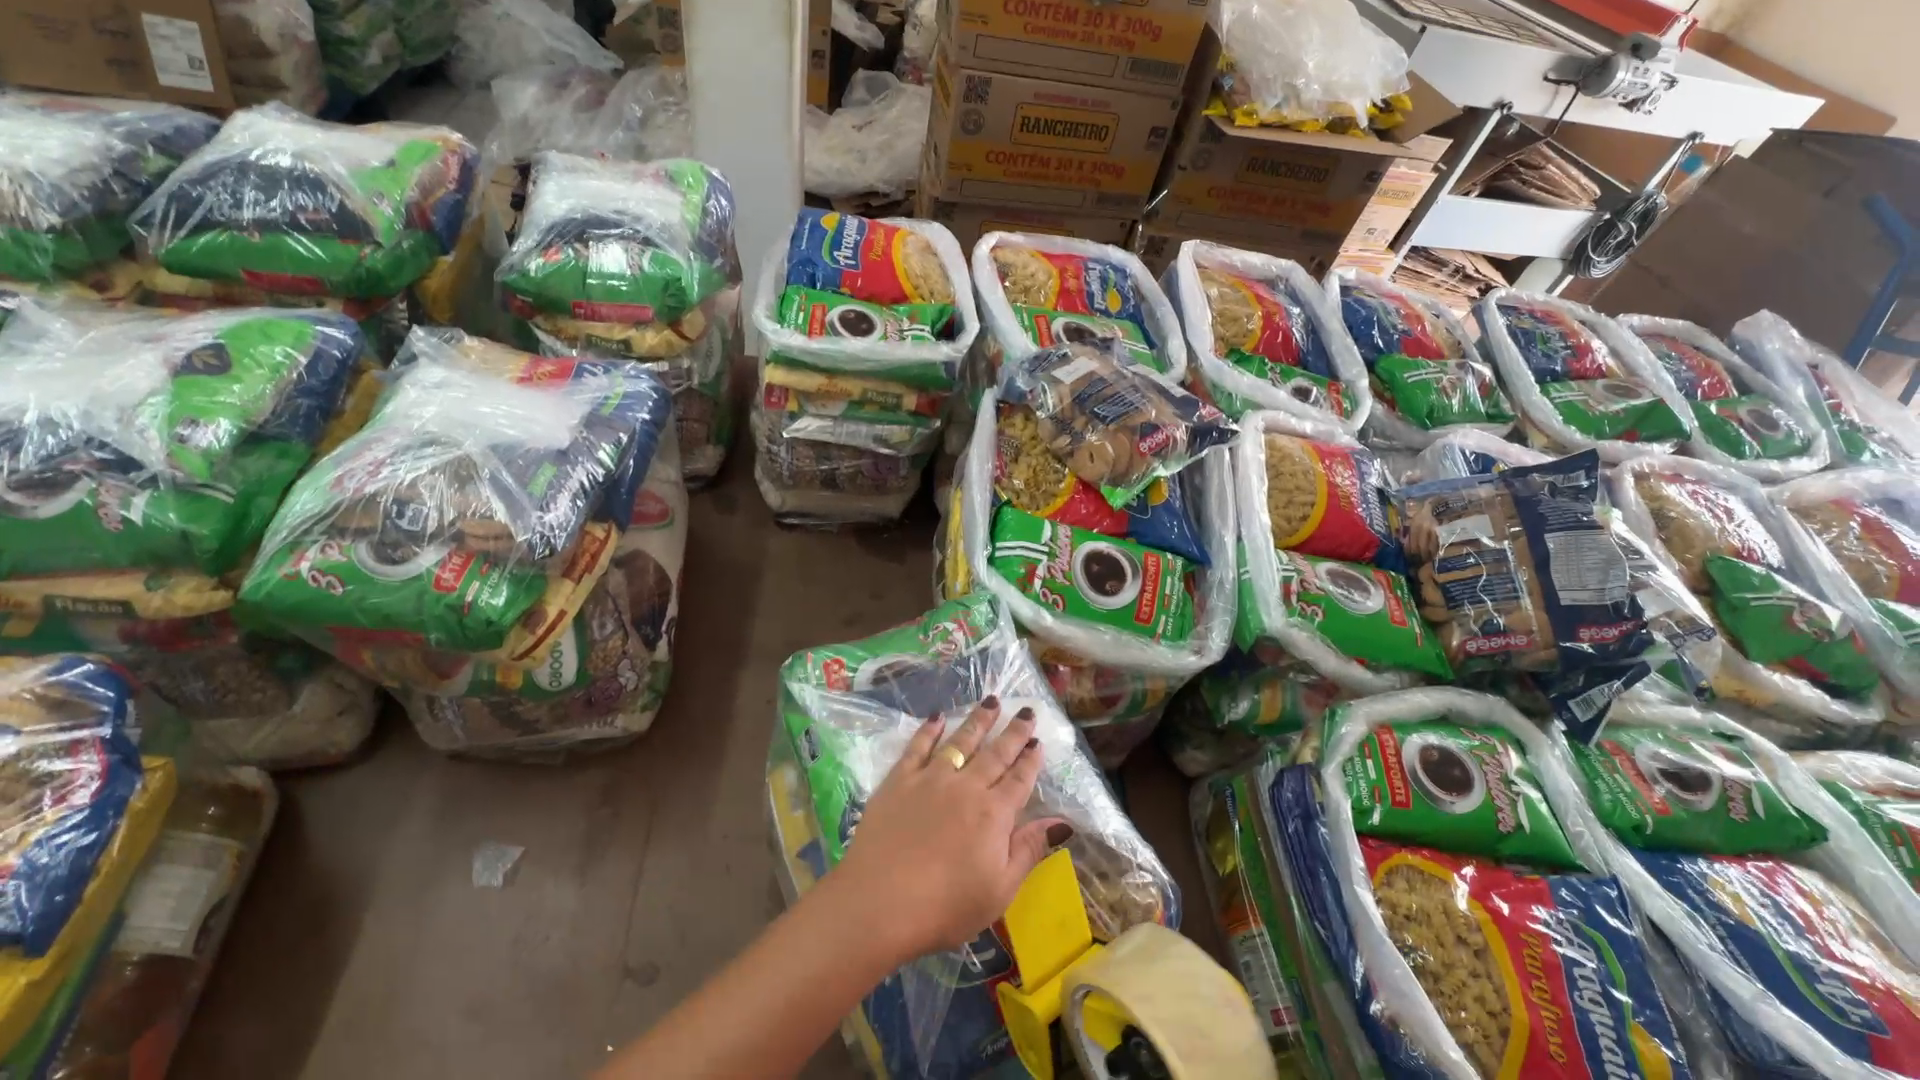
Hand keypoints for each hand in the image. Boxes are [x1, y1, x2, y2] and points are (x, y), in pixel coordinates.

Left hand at [828, 697, 1073, 961]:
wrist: (879, 903)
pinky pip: (917, 747)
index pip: (1019, 779)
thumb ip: (1028, 850)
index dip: (1031, 760)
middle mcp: (966, 787)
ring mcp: (929, 780)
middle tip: (1026, 710)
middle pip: (995, 754)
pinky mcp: (897, 781)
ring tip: (990, 701)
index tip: (1039, 740)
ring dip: (977, 720)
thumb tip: (1061, 822)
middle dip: (1013, 731)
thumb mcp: (1000, 889)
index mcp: (994, 814)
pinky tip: (937, 717)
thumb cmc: (946, 907)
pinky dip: (928, 730)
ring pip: (960, 742)